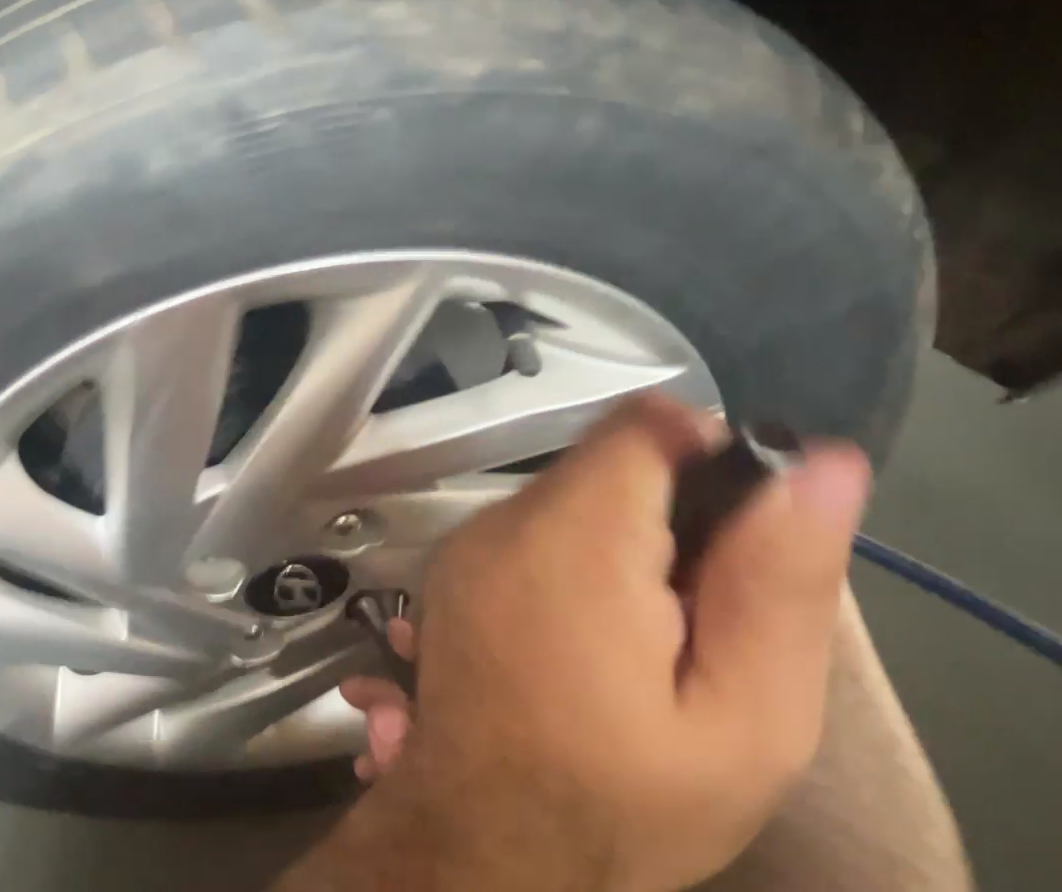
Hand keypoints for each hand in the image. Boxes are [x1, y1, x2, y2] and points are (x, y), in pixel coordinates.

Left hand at [283, 397, 870, 891]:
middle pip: (603, 464)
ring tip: (650, 636)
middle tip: (704, 609)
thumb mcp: (745, 716)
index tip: (742, 527)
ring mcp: (462, 546)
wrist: (482, 843)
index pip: (640, 427)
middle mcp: (499, 523)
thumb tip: (821, 464)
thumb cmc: (620, 797)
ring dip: (622, 542)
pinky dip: (574, 561)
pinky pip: (529, 533)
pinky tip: (593, 636)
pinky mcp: (448, 573)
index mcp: (571, 541)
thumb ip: (776, 583)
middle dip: (669, 512)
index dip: (707, 452)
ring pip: (566, 498)